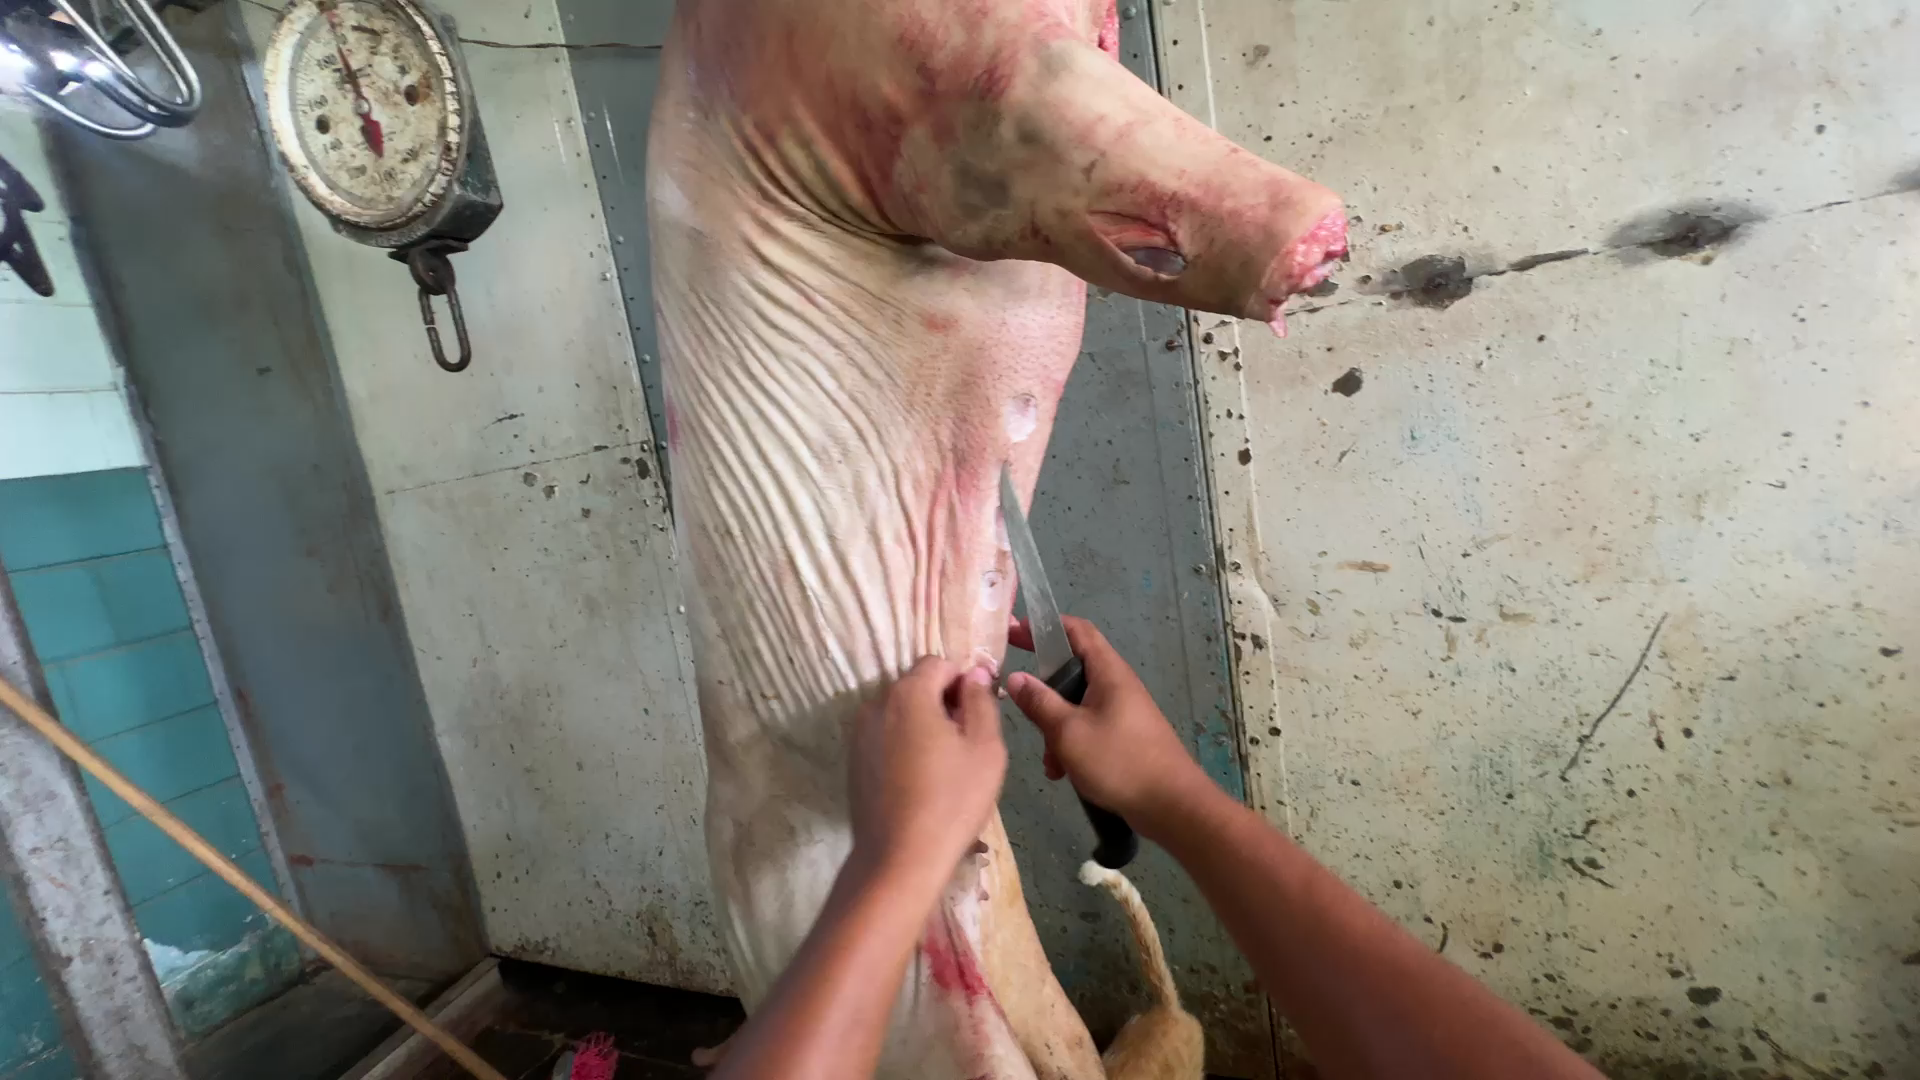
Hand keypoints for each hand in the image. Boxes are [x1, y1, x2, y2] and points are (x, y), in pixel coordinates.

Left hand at [847, 658, 1006, 884]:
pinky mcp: (854, 761)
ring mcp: (860, 733)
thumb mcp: (985, 747)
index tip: (978, 715)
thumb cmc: (951, 800)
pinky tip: (920, 781)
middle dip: (943, 703)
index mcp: (908, 693)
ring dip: (924, 724)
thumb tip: (976, 674)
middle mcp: (876, 704)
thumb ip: (981, 700)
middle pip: (917, 686)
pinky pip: (886, 737)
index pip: (938, 663)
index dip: (963, 682)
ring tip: (944, 766)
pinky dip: (905, 745)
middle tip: (966, 744)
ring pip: (901, 712)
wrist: (899, 860)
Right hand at [1005, 615, 1209, 834]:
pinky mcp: (1124, 737)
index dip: (1044, 626)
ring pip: (1076, 705)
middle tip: (1017, 698)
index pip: (1076, 630)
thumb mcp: (1068, 732)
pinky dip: (1071, 744)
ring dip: (1055, 726)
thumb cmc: (1119, 761)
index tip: (1013, 632)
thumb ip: (1039, 703)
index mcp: (1108, 672)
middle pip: (1072, 670)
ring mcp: (1122, 711)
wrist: (1173, 807)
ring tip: (1048, 759)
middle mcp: (1116, 685)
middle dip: (1043, 688)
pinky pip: (1088, 728)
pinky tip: (1063, 773)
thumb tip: (1015, 677)